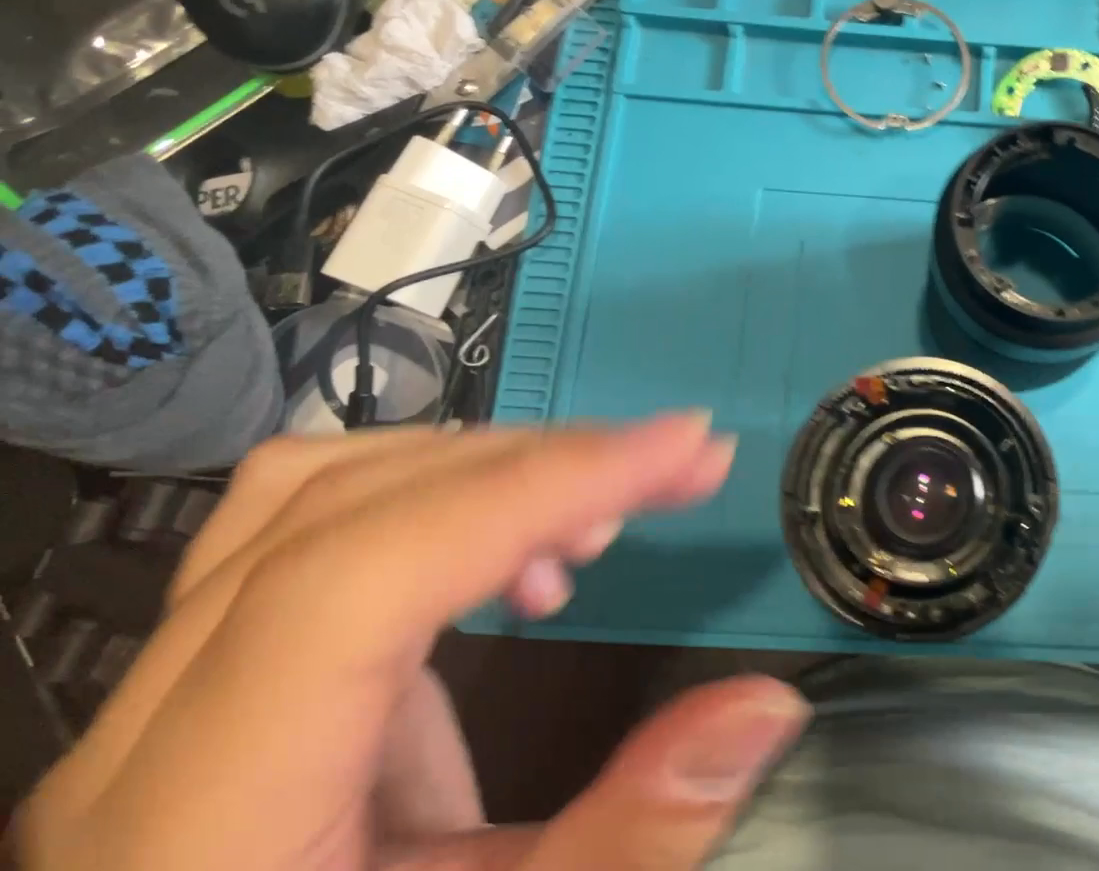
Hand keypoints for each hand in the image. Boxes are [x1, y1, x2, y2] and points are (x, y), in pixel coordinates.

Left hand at [13, 415, 810, 870]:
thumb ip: (634, 836)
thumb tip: (764, 706)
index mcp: (198, 826)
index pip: (358, 579)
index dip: (536, 490)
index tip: (680, 451)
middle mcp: (149, 744)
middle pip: (338, 512)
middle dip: (540, 463)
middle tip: (679, 465)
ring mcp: (170, 708)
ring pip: (314, 497)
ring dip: (484, 472)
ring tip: (602, 516)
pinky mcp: (222, 692)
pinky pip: (320, 537)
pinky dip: (446, 508)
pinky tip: (526, 567)